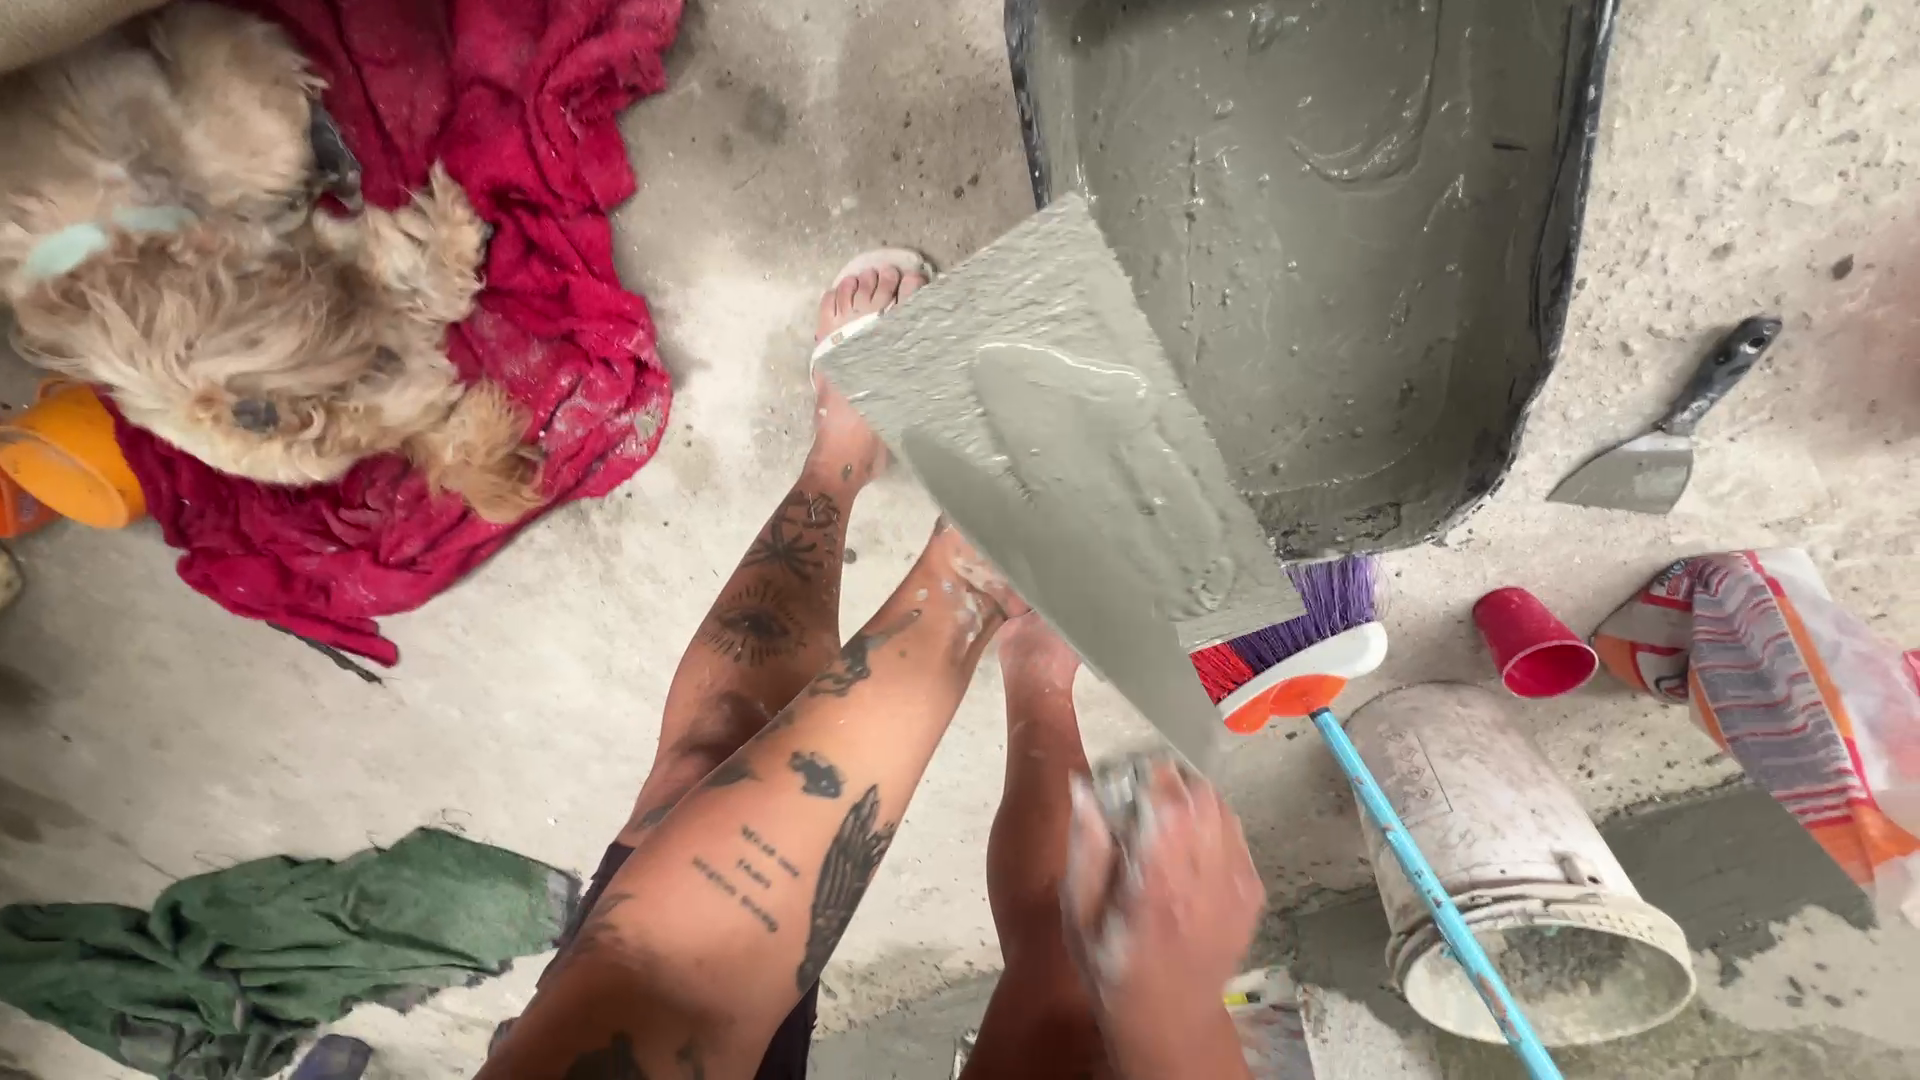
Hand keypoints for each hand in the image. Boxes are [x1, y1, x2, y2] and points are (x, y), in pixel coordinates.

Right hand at [1060, 760, 1264, 1026]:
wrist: (1170, 1019)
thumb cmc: (1111, 963)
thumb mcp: (1077, 910)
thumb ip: (1084, 844)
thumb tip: (1084, 786)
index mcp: (1158, 884)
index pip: (1169, 802)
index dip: (1147, 777)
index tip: (1126, 779)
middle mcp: (1206, 880)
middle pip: (1201, 795)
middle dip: (1169, 783)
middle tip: (1142, 797)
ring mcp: (1236, 886)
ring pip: (1221, 806)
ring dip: (1190, 799)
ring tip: (1163, 820)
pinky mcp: (1252, 892)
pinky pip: (1235, 830)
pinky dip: (1210, 822)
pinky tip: (1187, 844)